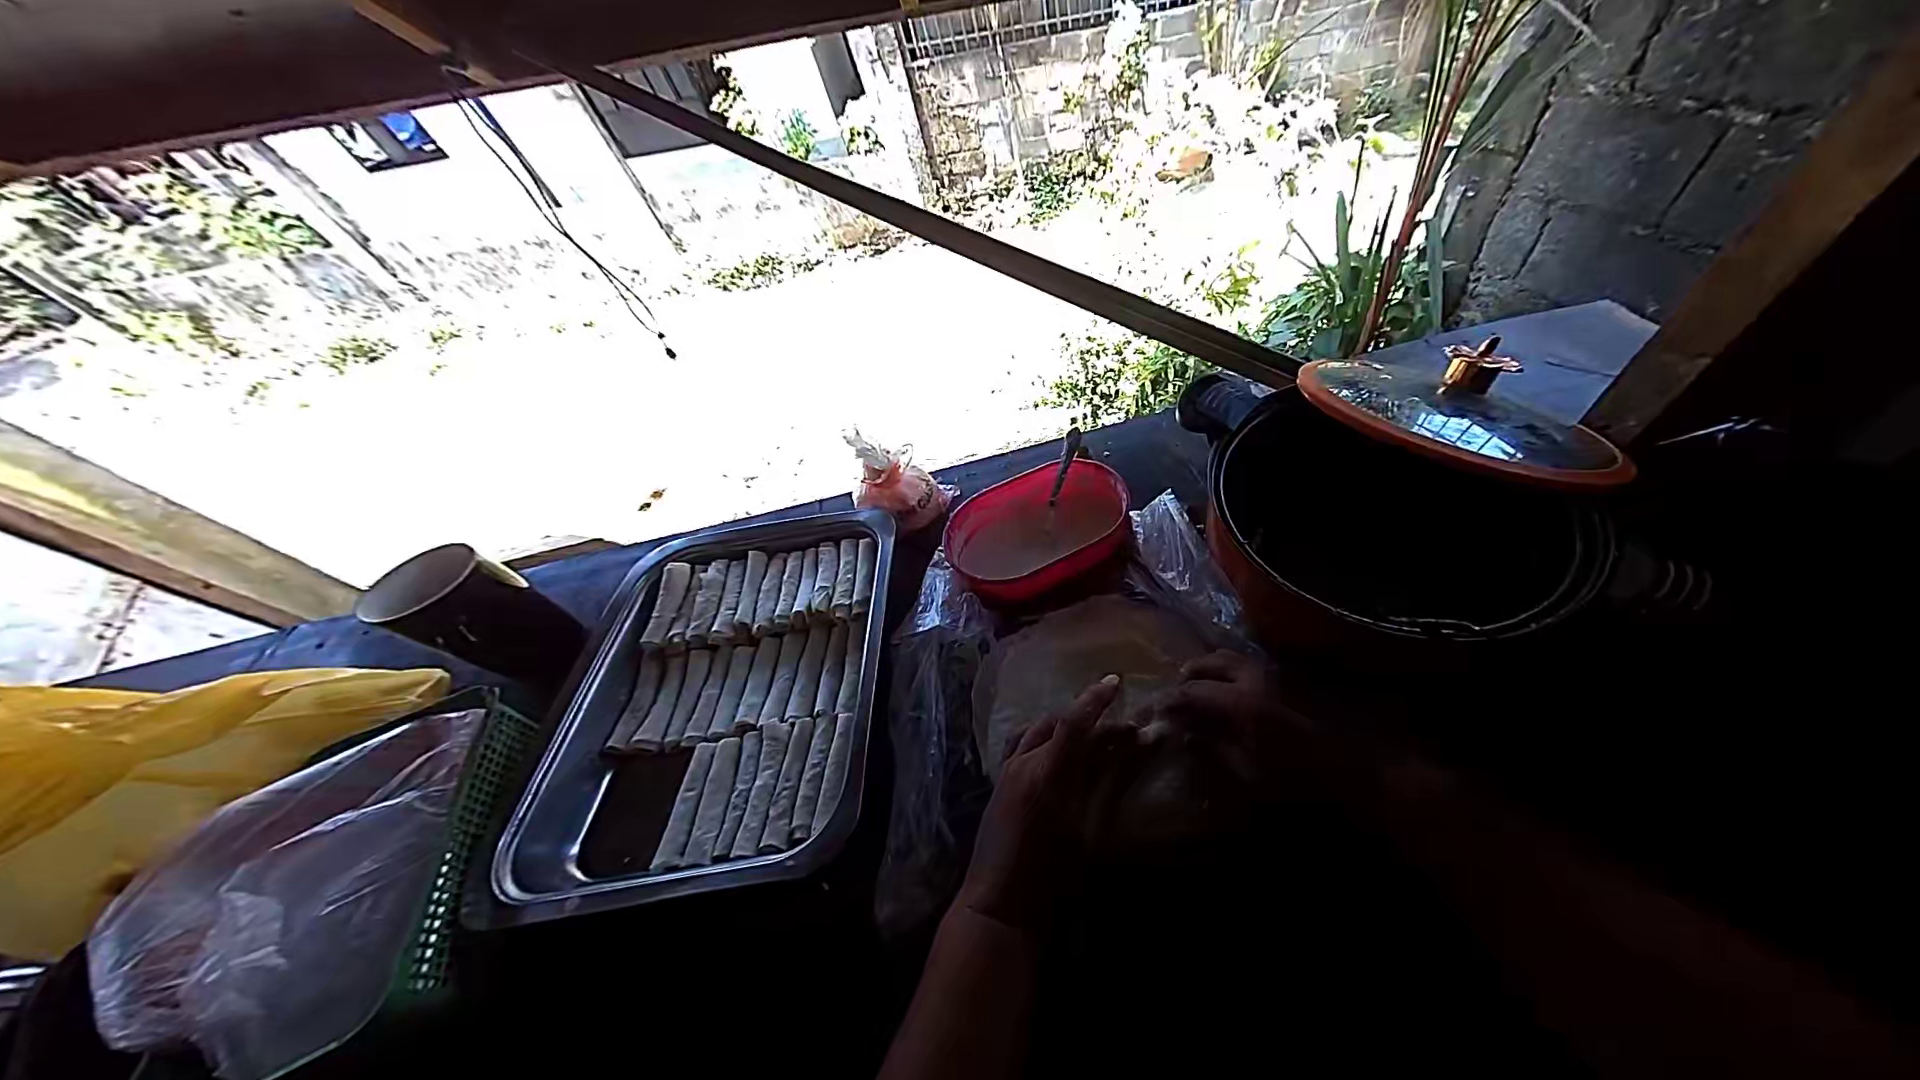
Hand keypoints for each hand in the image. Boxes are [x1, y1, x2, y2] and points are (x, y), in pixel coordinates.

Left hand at [958, 675, 1124, 929]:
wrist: (998, 905)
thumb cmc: (1051, 880)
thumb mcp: (1084, 833)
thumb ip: (1097, 788)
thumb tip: (1115, 756)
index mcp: (1048, 774)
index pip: (1074, 723)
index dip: (1095, 699)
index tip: (1114, 682)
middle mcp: (1023, 764)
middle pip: (1054, 724)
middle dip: (1083, 717)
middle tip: (1112, 729)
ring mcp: (1006, 774)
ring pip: (1034, 734)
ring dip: (1060, 728)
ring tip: (1085, 740)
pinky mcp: (998, 788)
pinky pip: (1021, 749)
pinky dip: (1042, 743)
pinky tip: (1055, 760)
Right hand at [1161, 650, 1324, 794]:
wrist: (1347, 776)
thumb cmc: (1294, 781)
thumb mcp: (1246, 774)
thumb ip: (1212, 750)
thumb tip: (1184, 735)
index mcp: (1240, 702)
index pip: (1192, 690)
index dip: (1171, 699)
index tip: (1156, 710)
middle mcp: (1253, 679)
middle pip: (1210, 662)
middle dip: (1188, 674)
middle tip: (1175, 694)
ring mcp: (1271, 676)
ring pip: (1229, 658)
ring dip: (1208, 668)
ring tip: (1197, 688)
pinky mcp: (1284, 681)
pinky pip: (1246, 665)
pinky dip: (1227, 670)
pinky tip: (1224, 690)